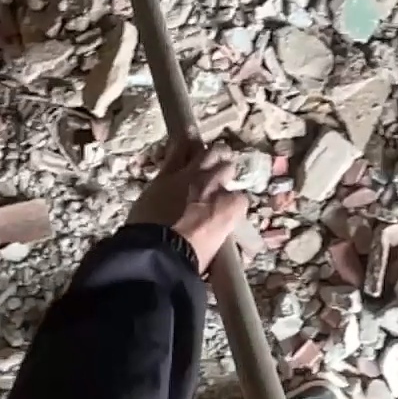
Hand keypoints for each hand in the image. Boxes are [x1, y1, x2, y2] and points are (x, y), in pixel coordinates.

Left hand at [128, 141, 248, 273]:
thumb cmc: (189, 259)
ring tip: (211, 153)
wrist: (156, 252)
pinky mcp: (167, 175)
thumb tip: (229, 245)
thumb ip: (222, 239)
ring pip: (207, 153)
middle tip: (223, 175)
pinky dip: (183, 145)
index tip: (228, 210)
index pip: (241, 199)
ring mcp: (190, 176)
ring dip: (211, 154)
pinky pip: (177, 152)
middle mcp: (215, 186)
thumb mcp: (215, 253)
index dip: (234, 204)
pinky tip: (185, 138)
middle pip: (226, 168)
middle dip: (226, 172)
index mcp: (231, 208)